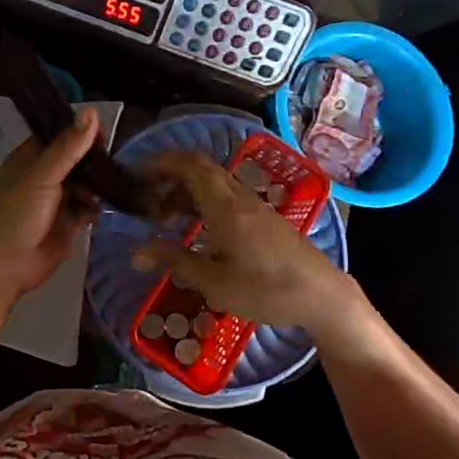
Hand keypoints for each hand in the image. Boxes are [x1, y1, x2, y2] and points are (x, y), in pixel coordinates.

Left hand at [0, 109, 99, 298]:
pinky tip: (97, 212)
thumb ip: (68, 148)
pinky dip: (94, 208)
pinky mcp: (68, 223)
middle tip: (113, 164)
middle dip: (94, 162)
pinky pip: (87, 208)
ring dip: (97, 187)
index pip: (60, 136)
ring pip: (85, 184)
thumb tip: (92, 112)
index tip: (104, 133)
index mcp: (29, 159)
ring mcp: (56, 200)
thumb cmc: (14, 217)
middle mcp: (43, 176)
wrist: (4, 269)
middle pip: (76, 160)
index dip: (81, 132)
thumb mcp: (41, 177)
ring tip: (106, 191)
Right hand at [131, 151, 368, 338]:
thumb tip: (137, 252)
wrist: (320, 294)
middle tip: (146, 200)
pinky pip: (227, 197)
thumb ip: (176, 262)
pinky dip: (204, 202)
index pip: (190, 166)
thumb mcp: (215, 282)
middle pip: (201, 170)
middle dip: (169, 178)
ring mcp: (255, 206)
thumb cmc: (266, 289)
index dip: (161, 163)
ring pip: (214, 184)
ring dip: (186, 192)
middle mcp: (240, 197)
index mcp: (226, 206)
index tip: (137, 174)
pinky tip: (197, 229)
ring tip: (165, 219)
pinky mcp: (264, 218)